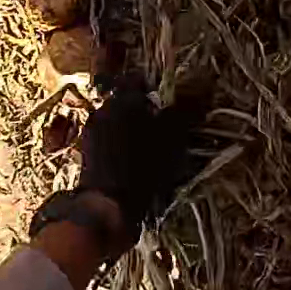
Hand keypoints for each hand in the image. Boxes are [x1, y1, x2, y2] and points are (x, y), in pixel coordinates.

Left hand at [75, 75, 201, 241]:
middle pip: (129, 104)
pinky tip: (140, 166)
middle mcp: (102, 111)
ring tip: (156, 149)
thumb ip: (186, 110)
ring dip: (136, 133)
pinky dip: (126, 151)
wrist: (107, 208)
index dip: (159, 90)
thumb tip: (203, 90)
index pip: (140, 81)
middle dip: (148, 113)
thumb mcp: (173, 134)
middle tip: (168, 127)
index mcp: (121, 99)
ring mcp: (92, 136)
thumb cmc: (142, 163)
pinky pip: (112, 146)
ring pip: (120, 125)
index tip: (173, 103)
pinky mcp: (87, 160)